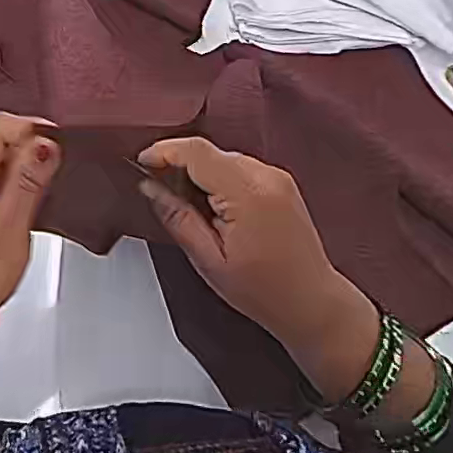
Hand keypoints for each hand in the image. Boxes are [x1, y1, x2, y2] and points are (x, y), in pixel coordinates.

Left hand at [0, 112, 62, 322]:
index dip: (34, 129)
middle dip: (33, 143)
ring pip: (3, 149)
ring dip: (28, 160)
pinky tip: (29, 194)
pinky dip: (20, 174)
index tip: (61, 143)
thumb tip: (46, 142)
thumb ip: (28, 179)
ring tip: (43, 185)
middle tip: (55, 168)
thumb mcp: (10, 226)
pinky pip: (0, 167)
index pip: (0, 126)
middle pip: (1, 133)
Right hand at [136, 138, 380, 402]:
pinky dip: (219, 178)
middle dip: (179, 164)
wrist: (311, 301)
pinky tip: (214, 208)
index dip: (164, 151)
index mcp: (247, 193)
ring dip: (199, 173)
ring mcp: (277, 176)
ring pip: (222, 157)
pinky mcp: (281, 182)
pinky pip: (239, 167)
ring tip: (190, 208)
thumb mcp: (208, 260)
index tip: (141, 162)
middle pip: (209, 151)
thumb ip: (177, 217)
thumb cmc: (264, 290)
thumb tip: (150, 186)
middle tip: (159, 191)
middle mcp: (266, 176)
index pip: (197, 152)